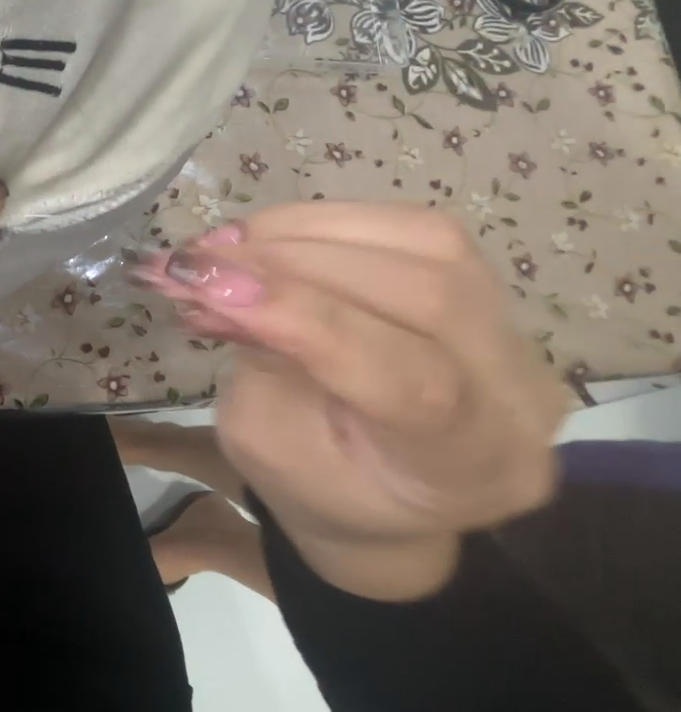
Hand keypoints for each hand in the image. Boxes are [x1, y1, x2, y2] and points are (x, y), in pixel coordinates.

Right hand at [140, 202, 566, 599]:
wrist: (385, 489)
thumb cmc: (317, 479)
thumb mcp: (264, 440)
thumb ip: (258, 363)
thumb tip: (219, 281)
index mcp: (466, 467)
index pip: (408, 380)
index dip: (302, 317)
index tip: (204, 283)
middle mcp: (517, 397)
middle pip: (423, 294)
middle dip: (287, 262)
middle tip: (193, 260)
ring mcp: (515, 334)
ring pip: (422, 243)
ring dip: (298, 231)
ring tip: (221, 247)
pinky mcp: (487, 287)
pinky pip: (410, 228)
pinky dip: (318, 221)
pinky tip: (263, 238)